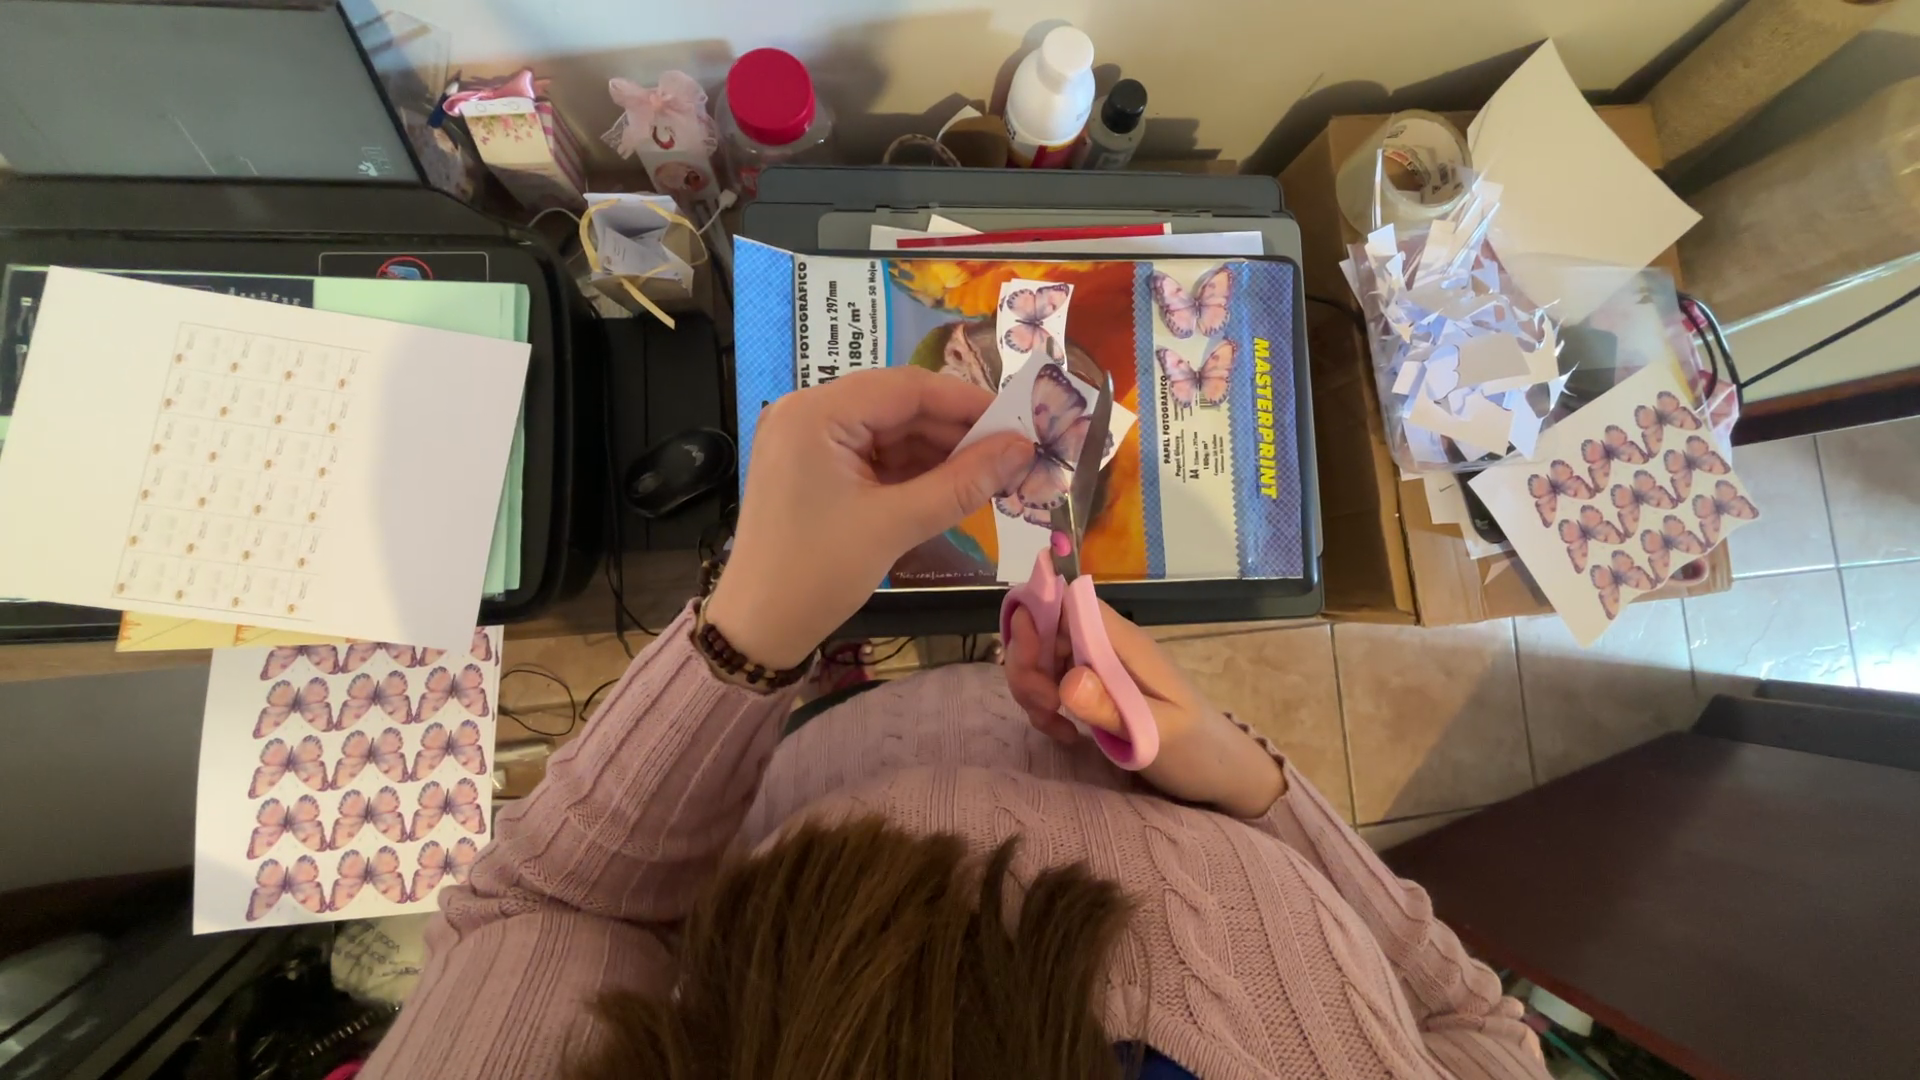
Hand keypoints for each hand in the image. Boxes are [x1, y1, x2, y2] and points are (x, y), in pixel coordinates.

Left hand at [706, 367, 1033, 667]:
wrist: (759, 629)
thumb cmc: (818, 574)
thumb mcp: (896, 525)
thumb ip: (963, 483)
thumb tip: (1022, 450)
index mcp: (816, 413)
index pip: (907, 387)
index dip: (968, 402)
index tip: (1019, 422)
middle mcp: (809, 413)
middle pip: (899, 406)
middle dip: (956, 431)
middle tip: (1012, 455)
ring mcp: (810, 441)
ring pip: (890, 432)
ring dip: (939, 452)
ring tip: (991, 474)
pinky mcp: (816, 468)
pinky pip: (875, 456)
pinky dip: (913, 470)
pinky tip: (952, 485)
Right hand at [1004, 601, 1285, 817]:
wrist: (1220, 771)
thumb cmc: (1196, 748)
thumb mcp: (1158, 732)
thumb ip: (1111, 707)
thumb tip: (1067, 681)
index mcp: (1121, 641)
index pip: (1064, 602)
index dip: (1035, 619)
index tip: (1031, 663)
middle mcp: (1104, 644)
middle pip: (1043, 629)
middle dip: (1027, 665)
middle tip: (1045, 707)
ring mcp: (1095, 667)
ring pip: (1040, 658)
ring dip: (1031, 689)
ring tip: (1054, 724)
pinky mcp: (1090, 690)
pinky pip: (1049, 685)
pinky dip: (1043, 707)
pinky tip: (1064, 733)